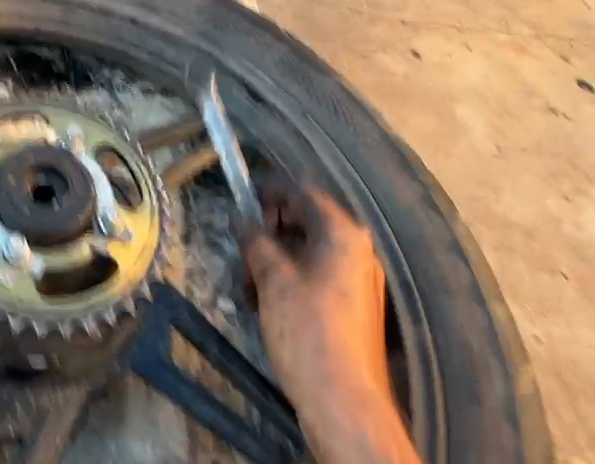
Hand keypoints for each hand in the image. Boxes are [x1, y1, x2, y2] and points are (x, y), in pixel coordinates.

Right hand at [242, 184, 417, 463]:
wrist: (344, 404)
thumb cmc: (307, 331)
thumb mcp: (272, 279)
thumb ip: (255, 240)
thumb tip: (240, 217)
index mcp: (342, 233)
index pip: (301, 191)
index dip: (267, 193)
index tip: (238, 206)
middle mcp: (356, 249)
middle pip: (303, 222)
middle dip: (266, 235)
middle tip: (240, 256)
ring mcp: (356, 279)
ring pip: (305, 252)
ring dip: (271, 262)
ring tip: (246, 290)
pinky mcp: (351, 307)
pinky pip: (314, 277)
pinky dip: (287, 282)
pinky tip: (263, 306)